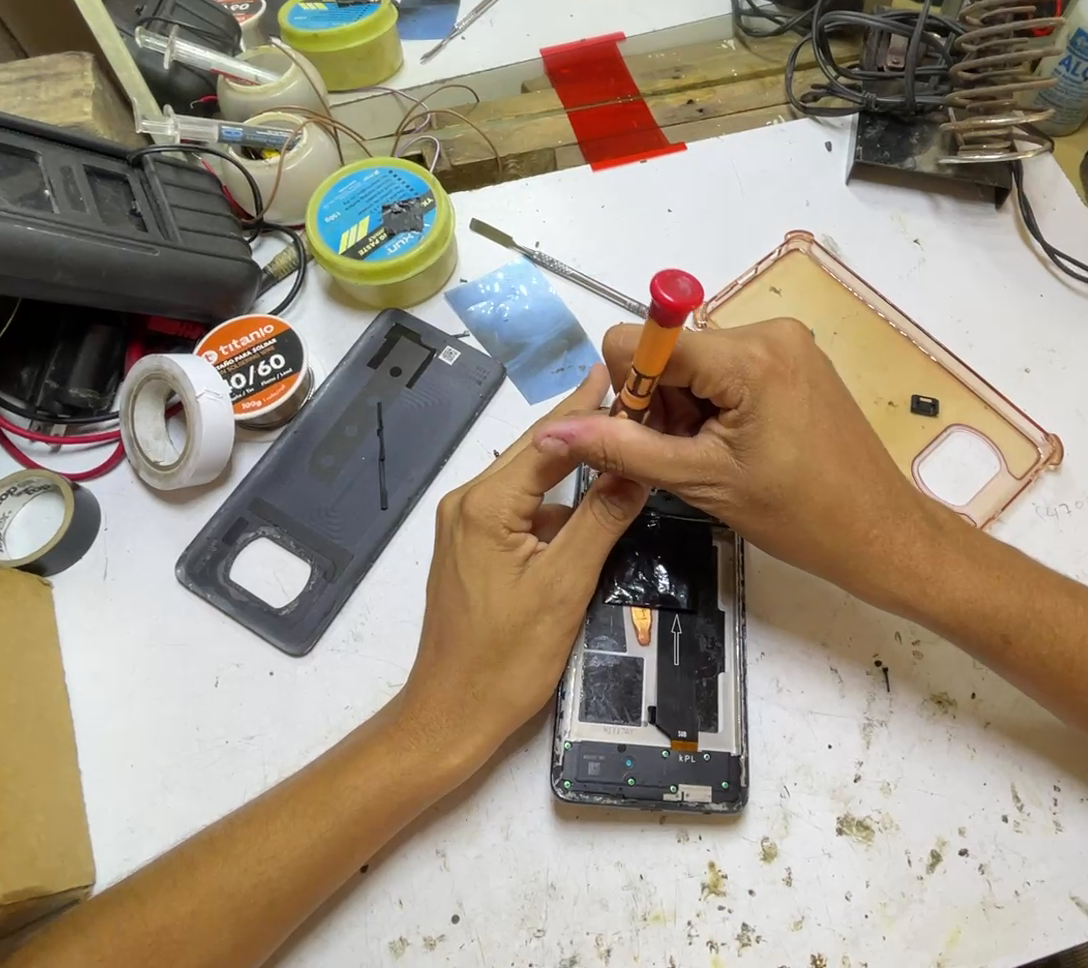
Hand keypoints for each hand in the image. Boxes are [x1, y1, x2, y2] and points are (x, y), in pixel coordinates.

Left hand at [401, 367, 647, 759]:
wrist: (450, 715)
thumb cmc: (506, 658)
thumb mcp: (564, 586)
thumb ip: (601, 521)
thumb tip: (637, 467)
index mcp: (485, 504)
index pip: (547, 442)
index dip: (588, 408)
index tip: (620, 374)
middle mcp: (469, 502)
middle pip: (535, 453)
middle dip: (581, 424)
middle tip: (626, 391)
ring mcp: (468, 525)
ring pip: (530, 482)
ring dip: (573, 464)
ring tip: (619, 439)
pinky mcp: (475, 548)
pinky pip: (523, 509)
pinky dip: (557, 501)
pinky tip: (590, 502)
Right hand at [533, 320, 966, 608]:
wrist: (878, 531)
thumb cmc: (796, 515)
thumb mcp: (701, 482)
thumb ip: (623, 449)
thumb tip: (554, 432)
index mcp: (747, 356)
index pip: (642, 338)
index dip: (629, 388)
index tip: (648, 435)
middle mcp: (766, 331)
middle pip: (669, 352)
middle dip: (661, 404)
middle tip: (684, 458)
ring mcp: (784, 342)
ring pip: (694, 362)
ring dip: (685, 408)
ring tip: (713, 456)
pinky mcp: (792, 357)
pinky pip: (725, 367)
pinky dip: (712, 403)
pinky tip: (732, 444)